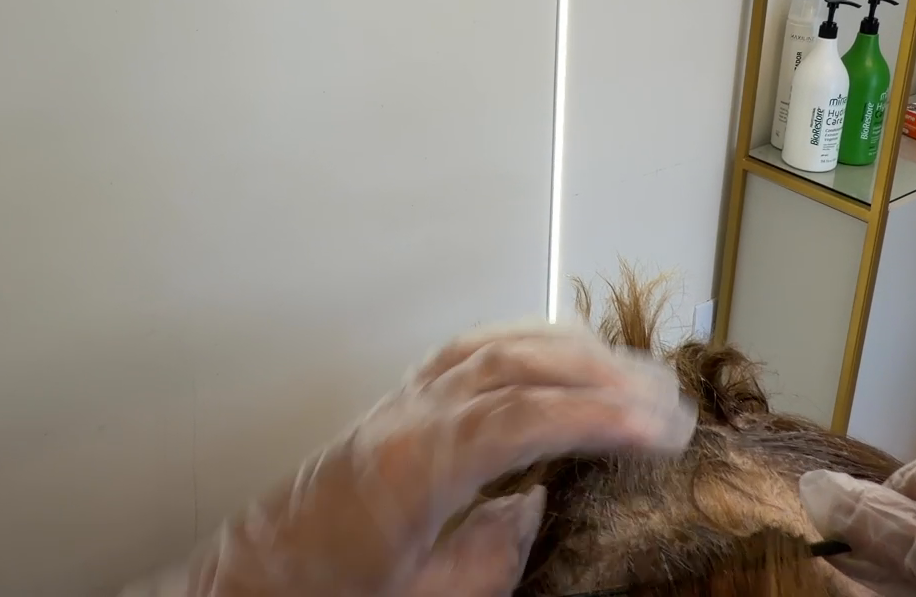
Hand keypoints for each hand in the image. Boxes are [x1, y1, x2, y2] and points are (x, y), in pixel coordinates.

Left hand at [154, 322, 696, 596]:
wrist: (253, 577)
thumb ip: (492, 556)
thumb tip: (544, 504)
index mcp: (411, 466)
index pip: (516, 418)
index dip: (591, 416)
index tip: (657, 427)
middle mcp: (408, 414)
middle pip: (511, 365)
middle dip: (593, 373)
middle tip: (663, 395)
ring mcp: (401, 398)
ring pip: (491, 346)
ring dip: (562, 348)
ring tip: (626, 367)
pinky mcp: (399, 398)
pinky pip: (467, 349)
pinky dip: (519, 342)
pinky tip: (553, 352)